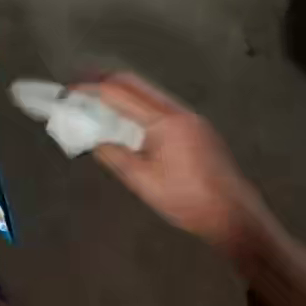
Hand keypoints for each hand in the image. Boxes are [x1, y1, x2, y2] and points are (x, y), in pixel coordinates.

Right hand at [78, 73, 274, 257]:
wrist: (241, 224)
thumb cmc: (187, 201)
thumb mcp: (138, 178)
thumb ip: (108, 150)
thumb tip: (87, 135)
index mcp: (166, 122)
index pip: (116, 92)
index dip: (86, 89)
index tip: (64, 94)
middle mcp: (180, 113)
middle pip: (132, 82)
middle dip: (99, 81)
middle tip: (75, 91)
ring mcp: (192, 120)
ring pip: (145, 91)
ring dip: (116, 91)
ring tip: (93, 103)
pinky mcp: (196, 130)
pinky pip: (156, 104)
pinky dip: (132, 103)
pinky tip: (122, 118)